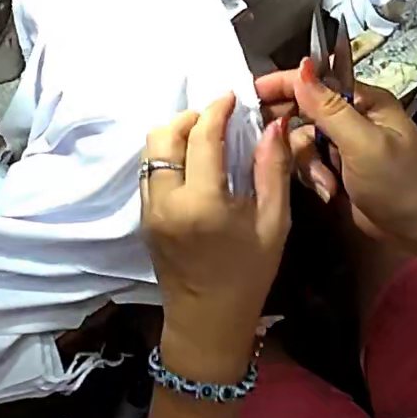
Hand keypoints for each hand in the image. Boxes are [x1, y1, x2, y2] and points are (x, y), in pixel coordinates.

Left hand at [140, 93, 293, 383]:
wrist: (208, 320)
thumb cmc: (249, 275)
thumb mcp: (274, 224)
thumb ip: (273, 170)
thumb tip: (273, 125)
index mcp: (203, 203)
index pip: (201, 137)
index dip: (216, 109)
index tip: (230, 97)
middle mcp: (166, 201)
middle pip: (163, 136)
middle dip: (189, 117)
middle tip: (215, 119)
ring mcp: (148, 210)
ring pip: (150, 152)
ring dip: (174, 135)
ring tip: (203, 138)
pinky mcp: (143, 218)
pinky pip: (148, 172)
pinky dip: (166, 156)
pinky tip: (191, 164)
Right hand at [255, 59, 416, 253]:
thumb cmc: (400, 184)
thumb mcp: (364, 144)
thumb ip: (329, 108)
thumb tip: (302, 66)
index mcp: (364, 101)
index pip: (317, 81)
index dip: (284, 84)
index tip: (252, 94)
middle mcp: (352, 117)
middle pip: (304, 111)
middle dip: (292, 132)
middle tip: (273, 145)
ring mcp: (344, 144)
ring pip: (302, 142)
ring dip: (308, 164)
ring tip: (326, 183)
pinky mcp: (338, 169)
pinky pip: (309, 164)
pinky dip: (314, 177)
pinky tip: (329, 192)